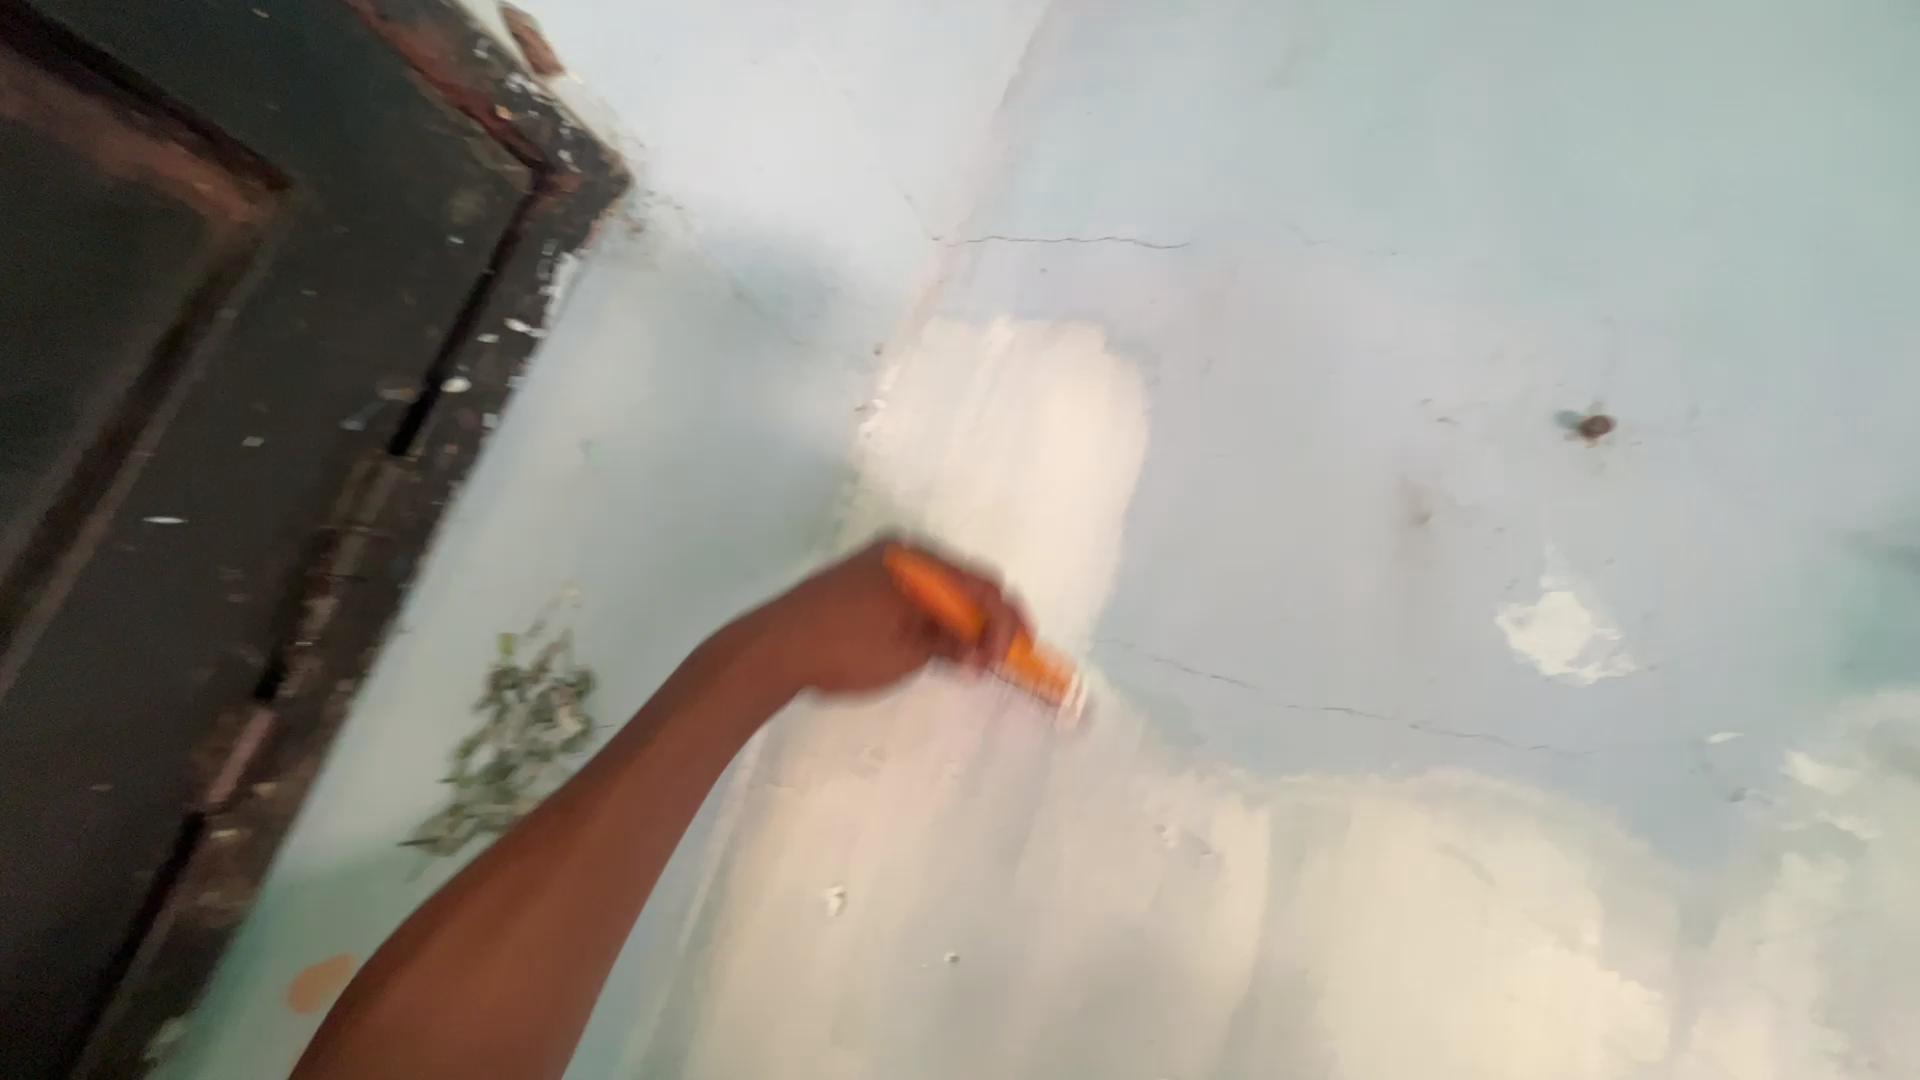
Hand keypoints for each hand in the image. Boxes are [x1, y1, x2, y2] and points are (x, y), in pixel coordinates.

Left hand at [738, 536, 1031, 698]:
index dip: (1006, 622)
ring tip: (968, 656)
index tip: (1014, 657)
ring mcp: (880, 559)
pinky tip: (937, 639)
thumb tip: (978, 652)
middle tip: (996, 658)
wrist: (772, 647)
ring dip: (960, 618)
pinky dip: (933, 612)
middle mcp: (903, 551)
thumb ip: (949, 645)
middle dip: (986, 619)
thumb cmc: (842, 651)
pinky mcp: (864, 574)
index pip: (980, 587)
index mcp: (917, 562)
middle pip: (963, 580)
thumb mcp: (905, 654)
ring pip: (940, 584)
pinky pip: (915, 588)